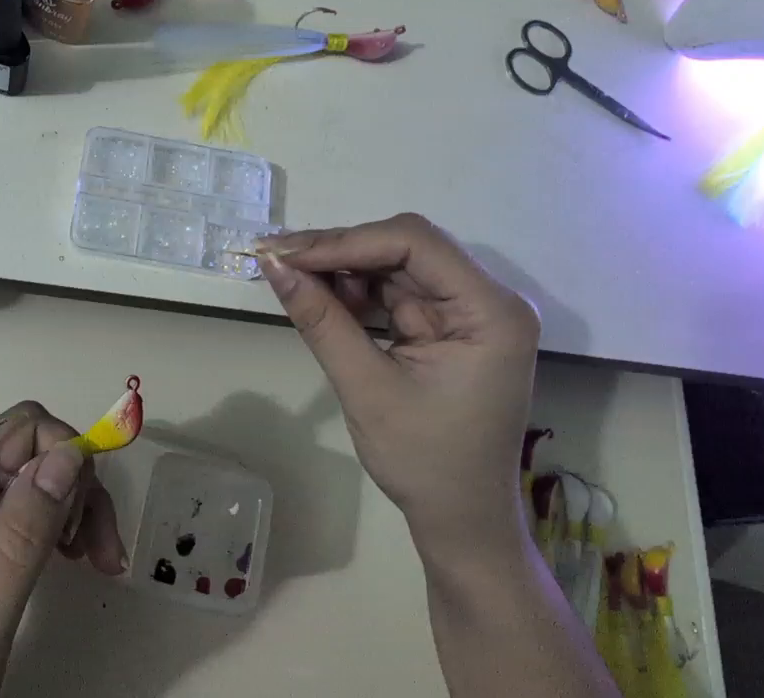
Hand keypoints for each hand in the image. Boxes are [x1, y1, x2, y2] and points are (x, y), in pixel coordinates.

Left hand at [0, 403, 126, 697]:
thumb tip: (69, 449)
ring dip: (60, 513)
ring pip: (13, 482)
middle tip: (103, 562)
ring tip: (88, 568)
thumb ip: (20, 537)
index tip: (93, 527)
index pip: (21, 426)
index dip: (71, 457)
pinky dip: (32, 532)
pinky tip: (51, 568)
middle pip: (22, 453)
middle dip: (73, 491)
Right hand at [258, 214, 540, 563]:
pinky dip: (354, 292)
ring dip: (341, 269)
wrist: (462, 521)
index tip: (287, 255)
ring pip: (394, 265)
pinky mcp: (448, 325)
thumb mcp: (367, 388)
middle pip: (404, 248)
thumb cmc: (425, 462)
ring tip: (288, 274)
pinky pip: (396, 291)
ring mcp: (468, 311)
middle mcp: (487, 298)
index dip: (346, 241)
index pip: (414, 243)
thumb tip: (272, 265)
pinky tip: (318, 294)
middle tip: (276, 258)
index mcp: (490, 311)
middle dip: (338, 251)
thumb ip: (322, 320)